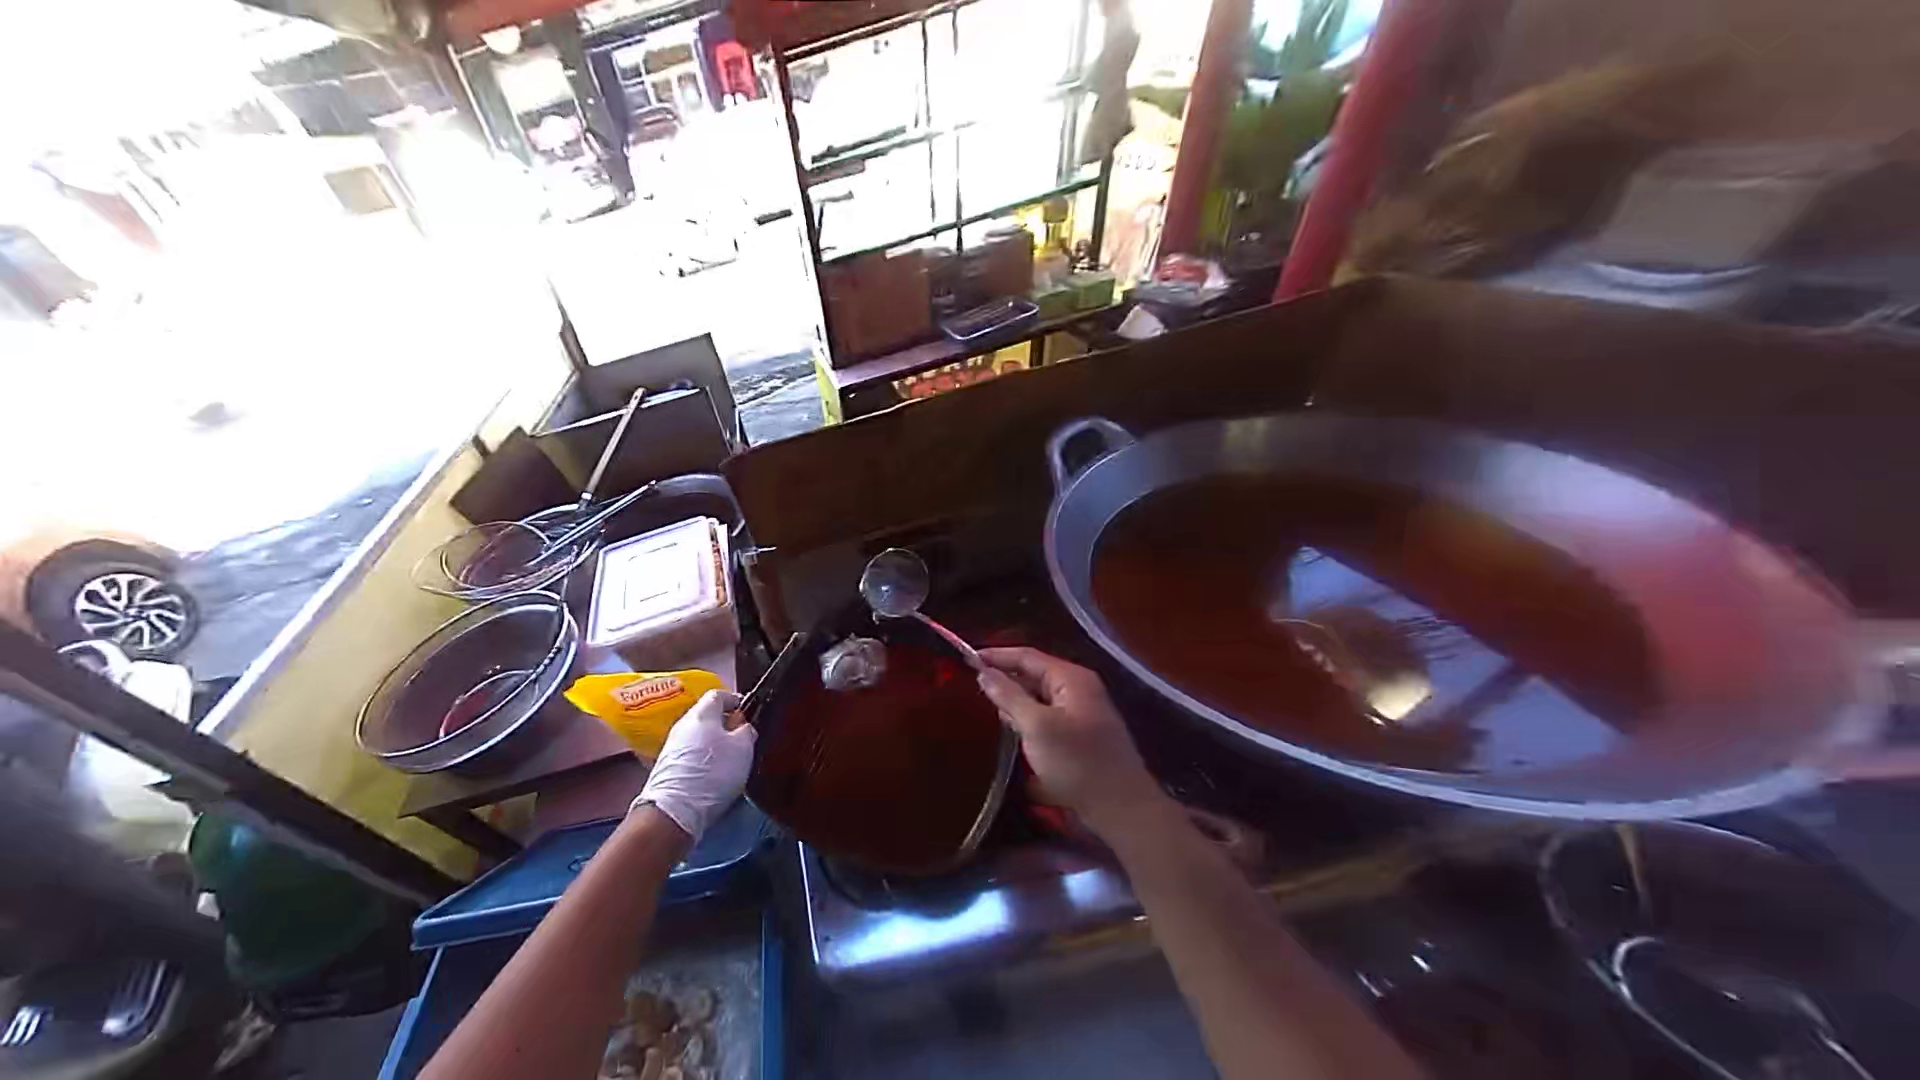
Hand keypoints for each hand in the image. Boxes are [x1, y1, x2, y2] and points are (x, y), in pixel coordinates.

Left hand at [631, 690, 754, 841]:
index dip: (736, 700)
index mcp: (701, 713)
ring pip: (699, 736)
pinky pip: (691, 754)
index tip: (749, 714)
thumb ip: (746, 730)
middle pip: (708, 716)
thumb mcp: (744, 747)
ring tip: (731, 760)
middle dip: (726, 725)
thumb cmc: (713, 772)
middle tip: (743, 739)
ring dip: (715, 744)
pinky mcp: (667, 768)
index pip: (719, 694)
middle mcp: (683, 724)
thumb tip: (741, 725)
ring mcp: (671, 747)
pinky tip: (714, 775)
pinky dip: (704, 759)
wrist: (673, 812)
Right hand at [976, 647, 1163, 830]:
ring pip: (1038, 698)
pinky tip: (1010, 732)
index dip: (996, 655)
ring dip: (1014, 702)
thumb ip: (1009, 696)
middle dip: (1004, 679)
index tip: (965, 658)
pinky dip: (1026, 720)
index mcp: (1071, 678)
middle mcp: (1077, 689)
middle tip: (970, 686)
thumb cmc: (1078, 762)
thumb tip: (984, 672)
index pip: (1027, 656)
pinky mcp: (1078, 736)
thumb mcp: (1037, 727)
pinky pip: (1045, 718)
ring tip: (984, 708)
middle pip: (1033, 675)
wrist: (1121, 808)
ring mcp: (1080, 713)